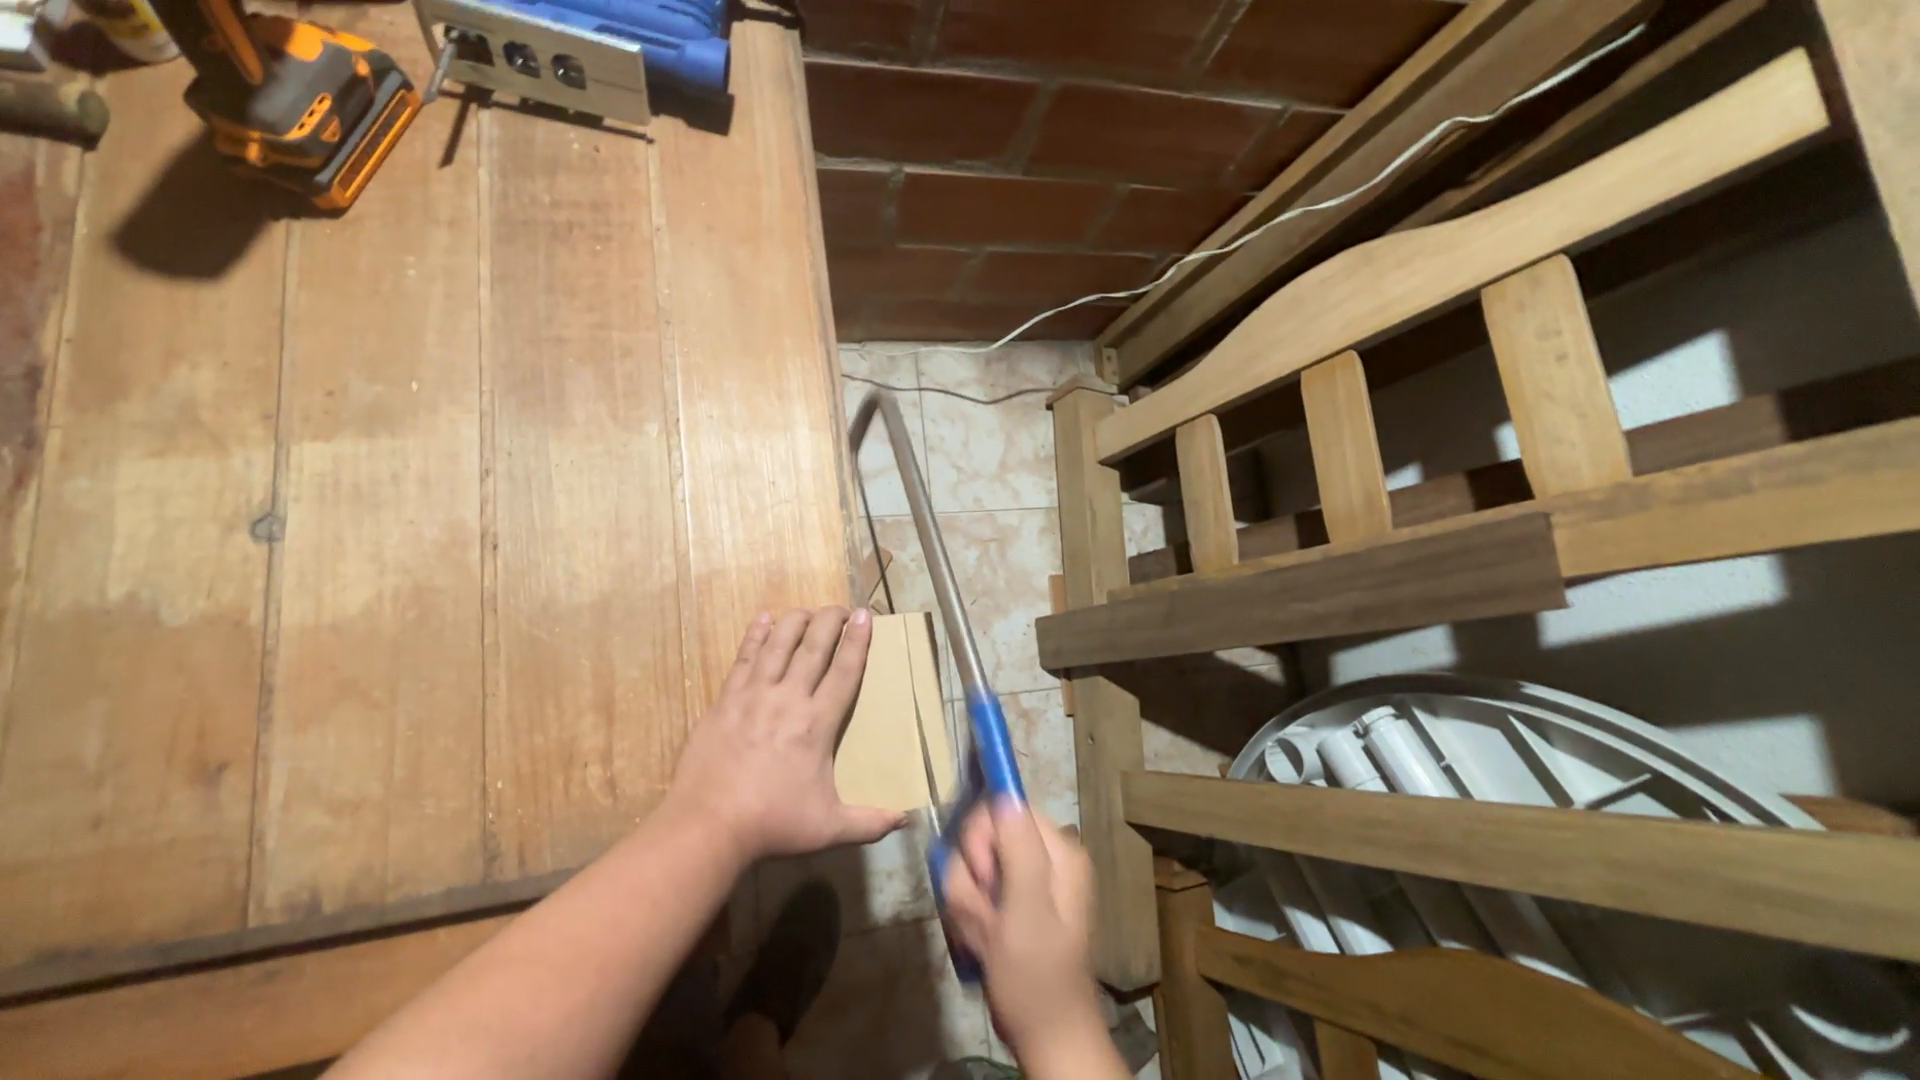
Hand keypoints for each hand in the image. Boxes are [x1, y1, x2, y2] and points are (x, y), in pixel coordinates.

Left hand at [664, 607, 907, 864]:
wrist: (708, 824)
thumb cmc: (772, 824)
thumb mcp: (828, 827)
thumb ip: (869, 822)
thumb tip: (906, 820)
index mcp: (817, 723)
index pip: (844, 671)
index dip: (857, 641)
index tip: (865, 616)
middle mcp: (788, 700)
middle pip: (813, 648)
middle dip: (829, 621)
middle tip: (840, 608)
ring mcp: (753, 696)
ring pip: (777, 645)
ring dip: (795, 622)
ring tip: (807, 610)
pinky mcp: (724, 701)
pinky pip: (744, 658)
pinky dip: (755, 636)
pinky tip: (763, 620)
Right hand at [943, 802, 1112, 1072]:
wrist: (1044, 1034)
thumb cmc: (1036, 976)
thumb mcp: (1027, 911)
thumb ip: (1019, 849)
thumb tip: (1006, 794)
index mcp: (1058, 851)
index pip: (1006, 807)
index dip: (984, 836)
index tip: (985, 875)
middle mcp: (1045, 858)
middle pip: (985, 835)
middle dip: (973, 874)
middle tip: (985, 911)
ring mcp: (1026, 882)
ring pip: (973, 865)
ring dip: (968, 900)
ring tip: (984, 934)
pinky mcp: (1010, 904)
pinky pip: (973, 890)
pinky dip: (969, 915)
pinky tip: (981, 941)